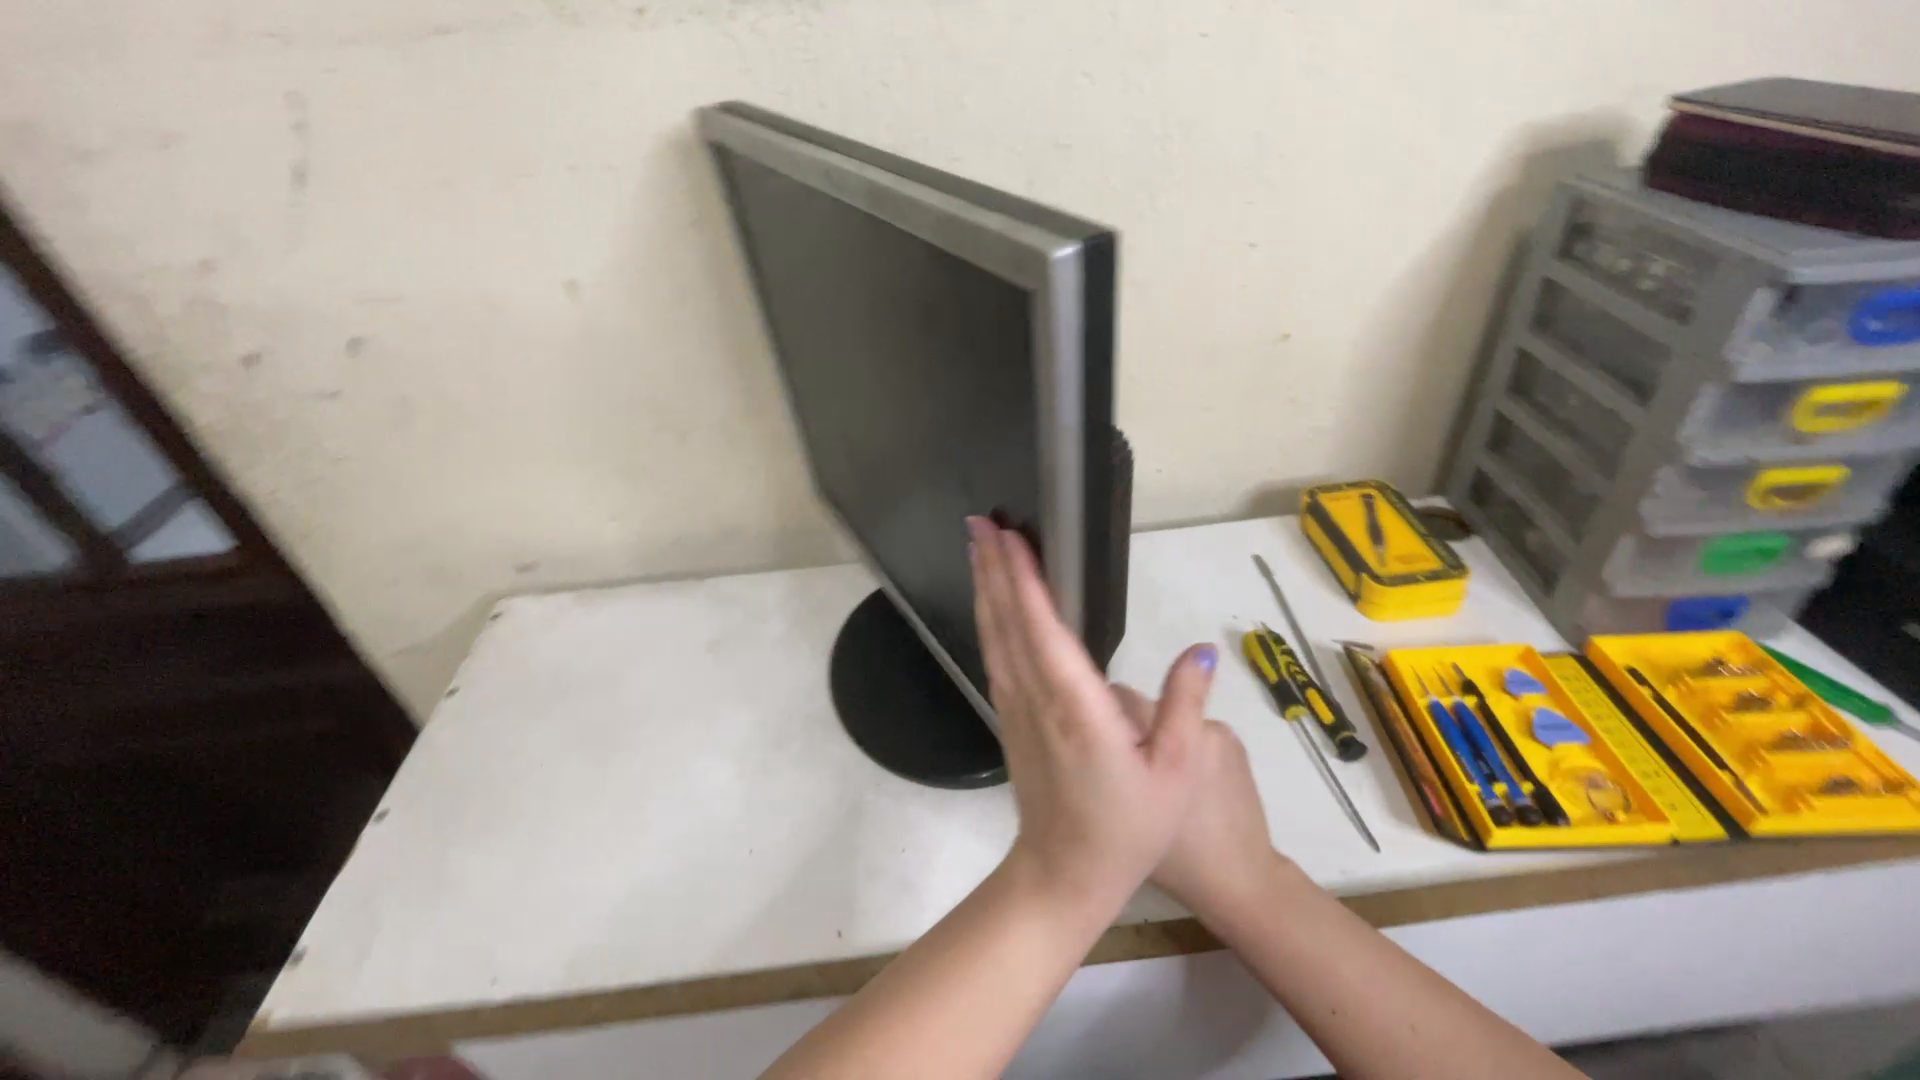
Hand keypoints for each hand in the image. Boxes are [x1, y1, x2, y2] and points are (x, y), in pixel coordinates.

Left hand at [967, 517, 1217, 915]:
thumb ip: (1185, 706)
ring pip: (995, 636)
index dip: (1025, 579)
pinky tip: (990, 605)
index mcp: (1076, 707)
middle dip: (994, 568)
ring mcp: (1015, 709)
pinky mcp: (1009, 720)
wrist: (1065, 873)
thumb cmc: (1128, 827)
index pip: (1044, 628)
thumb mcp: (1177, 773)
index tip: (1009, 537)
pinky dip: (989, 622)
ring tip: (977, 548)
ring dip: (986, 589)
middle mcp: (1036, 699)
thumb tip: (1202, 650)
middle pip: (1009, 622)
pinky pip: (995, 658)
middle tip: (980, 521)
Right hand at [1113, 688, 1278, 924]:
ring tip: (1160, 774)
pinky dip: (1189, 744)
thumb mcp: (1123, 816)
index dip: (1101, 713)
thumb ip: (1106, 768)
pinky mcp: (1233, 739)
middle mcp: (1184, 725)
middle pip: (1141, 704)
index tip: (1094, 735)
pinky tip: (1191, 778)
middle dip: (1128, 725)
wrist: (1239, 876)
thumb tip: (1089, 736)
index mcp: (1155, 745)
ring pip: (1169, 716)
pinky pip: (1197, 729)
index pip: (1115, 699)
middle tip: (1124, 759)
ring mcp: (1213, 730)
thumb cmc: (1174, 858)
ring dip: (1158, 734)